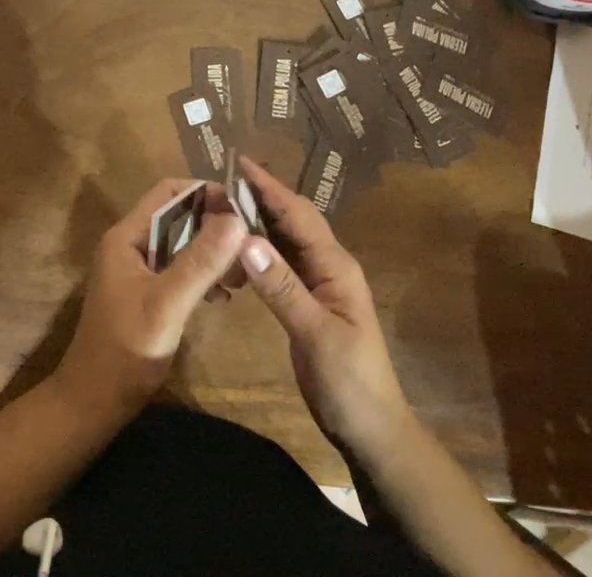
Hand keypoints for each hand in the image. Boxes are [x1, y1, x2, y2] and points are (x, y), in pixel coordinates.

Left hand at [52, 179, 248, 418]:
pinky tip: (224, 297)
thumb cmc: (126, 351)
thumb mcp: (167, 304)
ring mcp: (137, 270)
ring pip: (182, 244)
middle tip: (254, 242)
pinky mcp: (147, 293)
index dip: (207, 192)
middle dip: (215, 224)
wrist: (94, 401)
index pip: (169, 192)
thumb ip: (200, 262)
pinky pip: (180, 270)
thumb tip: (236, 218)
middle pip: (179, 216)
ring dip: (213, 252)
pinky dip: (203, 276)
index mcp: (127, 237)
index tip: (245, 207)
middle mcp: (130, 245)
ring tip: (244, 273)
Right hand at [235, 156, 412, 455]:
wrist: (372, 429)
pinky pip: (281, 264)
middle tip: (219, 180)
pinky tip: (236, 251)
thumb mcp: (316, 335)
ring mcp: (319, 285)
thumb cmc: (350, 382)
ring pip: (286, 240)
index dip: (269, 187)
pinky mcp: (307, 303)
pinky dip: (259, 250)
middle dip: (261, 196)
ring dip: (258, 220)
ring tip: (221, 207)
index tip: (237, 162)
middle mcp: (328, 267)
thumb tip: (247, 238)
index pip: (298, 215)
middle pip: (293, 220)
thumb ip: (282, 288)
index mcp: (336, 266)